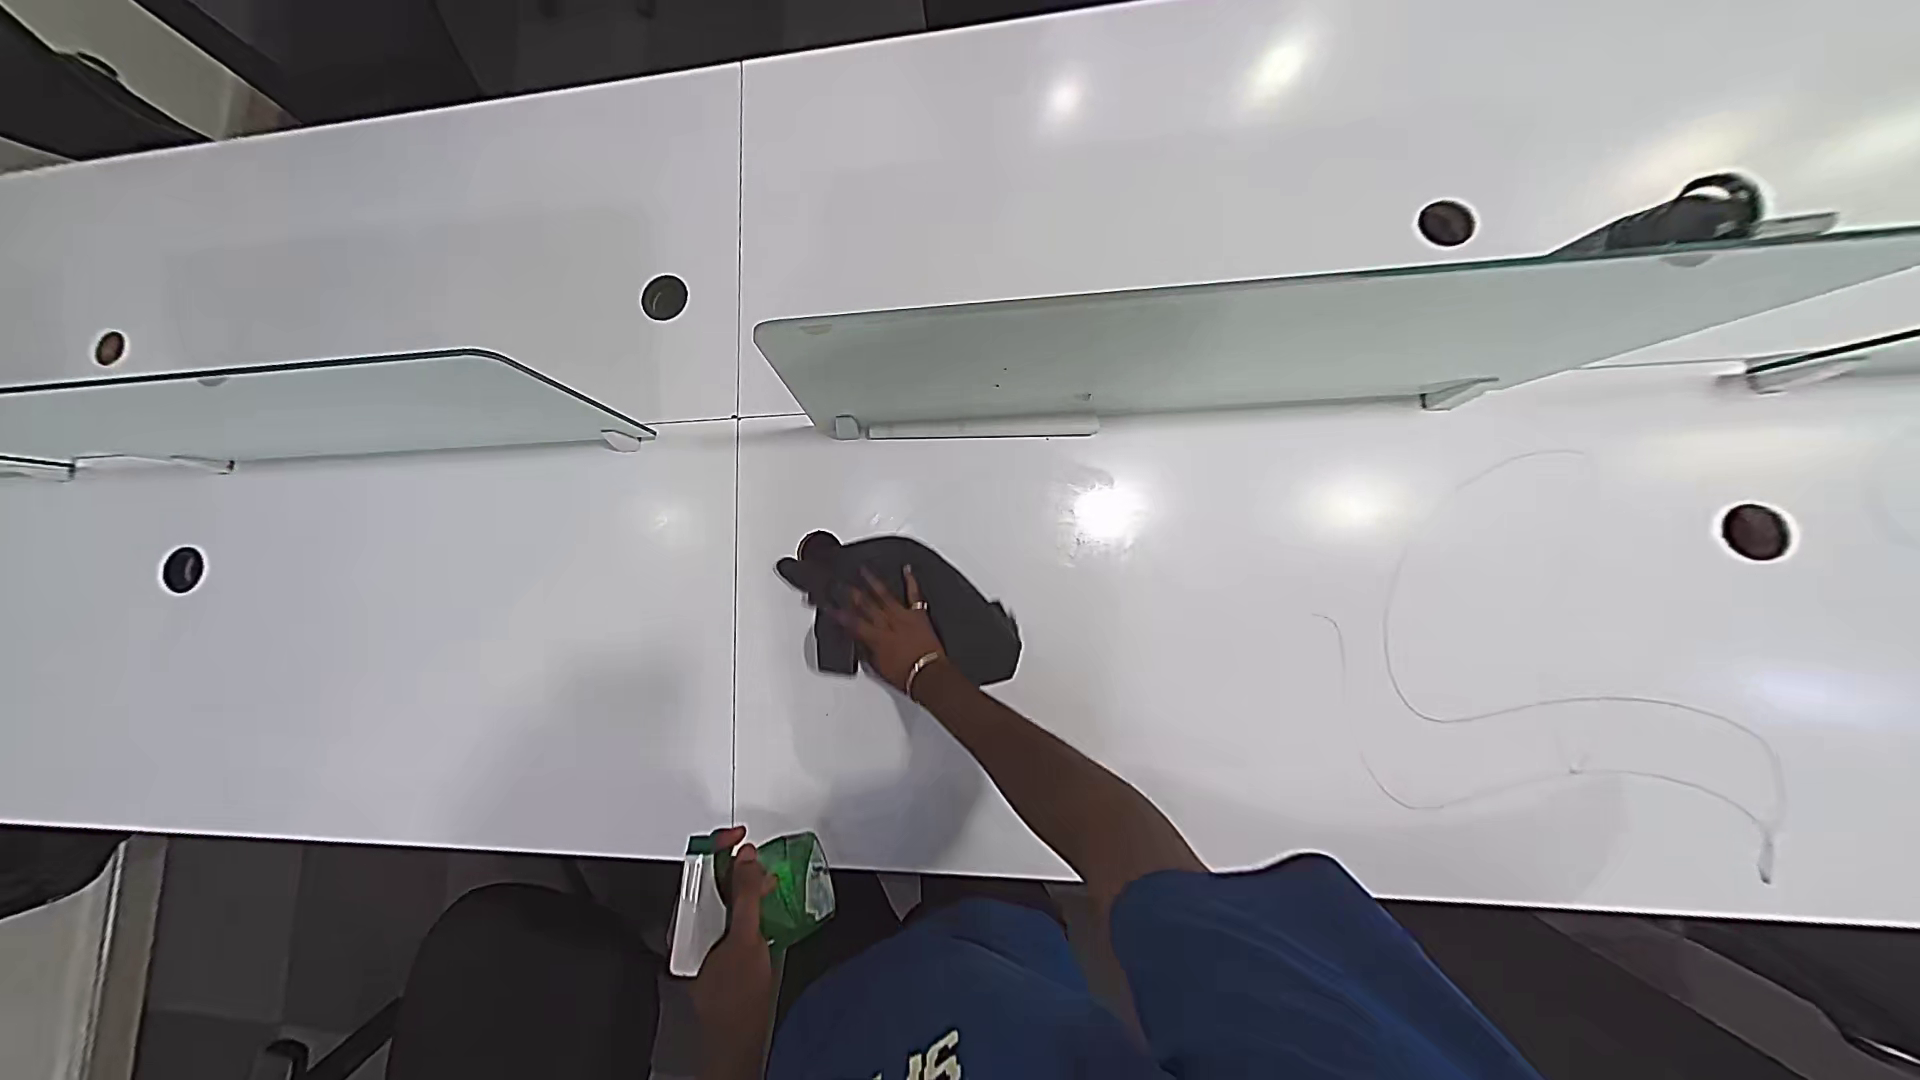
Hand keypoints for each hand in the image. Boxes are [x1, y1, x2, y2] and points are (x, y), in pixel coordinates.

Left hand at [689, 826, 776, 1079]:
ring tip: (767, 877)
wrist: (740, 1041)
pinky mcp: (726, 947)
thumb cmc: (737, 998)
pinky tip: (766, 900)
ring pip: (726, 896)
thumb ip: (745, 895)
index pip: (698, 871)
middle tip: (759, 855)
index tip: (739, 834)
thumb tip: (745, 857)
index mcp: (690, 923)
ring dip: (748, 881)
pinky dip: (752, 899)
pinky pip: (735, 911)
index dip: (718, 847)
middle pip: (713, 881)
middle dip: (739, 863)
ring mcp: (710, 939)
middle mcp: (695, 929)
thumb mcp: (745, 938)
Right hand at [830, 566, 946, 692]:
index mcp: (876, 638)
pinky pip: (914, 595)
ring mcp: (903, 617)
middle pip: (866, 605)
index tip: (830, 605)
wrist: (929, 675)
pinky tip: (907, 570)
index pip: (852, 622)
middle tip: (842, 582)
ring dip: (873, 582)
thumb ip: (867, 652)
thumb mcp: (879, 668)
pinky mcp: (919, 615)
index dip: (839, 614)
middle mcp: (888, 624)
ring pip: (885, 595)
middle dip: (852, 593)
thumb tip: (860, 644)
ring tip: (864, 570)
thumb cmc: (906, 675)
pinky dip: (911, 581)